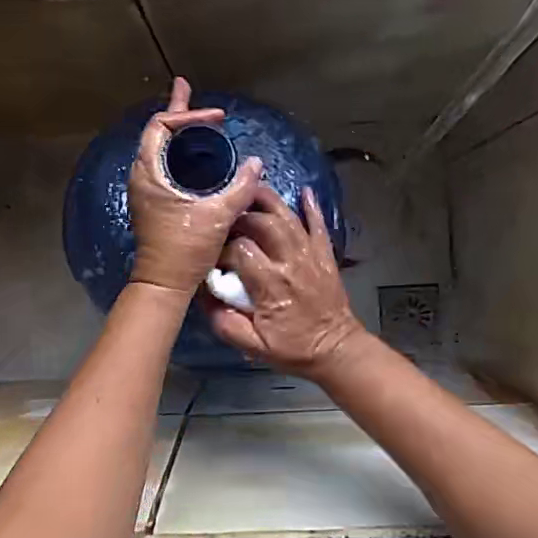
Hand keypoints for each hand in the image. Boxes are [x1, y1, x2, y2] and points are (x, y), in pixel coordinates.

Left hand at [128, 78, 261, 294]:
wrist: (164, 284)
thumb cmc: (185, 248)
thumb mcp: (217, 215)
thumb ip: (240, 187)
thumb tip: (257, 164)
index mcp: (150, 173)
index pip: (162, 126)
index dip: (188, 115)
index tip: (217, 118)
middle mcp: (143, 177)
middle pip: (158, 132)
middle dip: (176, 111)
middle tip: (186, 88)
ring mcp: (148, 190)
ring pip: (161, 149)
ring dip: (179, 132)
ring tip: (194, 116)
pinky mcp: (156, 202)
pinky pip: (166, 165)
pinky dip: (180, 152)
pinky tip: (197, 155)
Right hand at [205, 186, 367, 377]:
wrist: (335, 349)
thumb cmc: (293, 348)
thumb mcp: (252, 345)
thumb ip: (224, 321)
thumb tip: (202, 294)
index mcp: (270, 284)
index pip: (240, 249)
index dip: (222, 247)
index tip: (213, 253)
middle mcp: (290, 262)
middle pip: (264, 224)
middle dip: (242, 214)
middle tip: (227, 214)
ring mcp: (311, 255)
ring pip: (289, 218)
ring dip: (269, 201)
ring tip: (251, 188)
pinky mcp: (325, 254)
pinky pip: (319, 225)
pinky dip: (312, 207)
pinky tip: (304, 191)